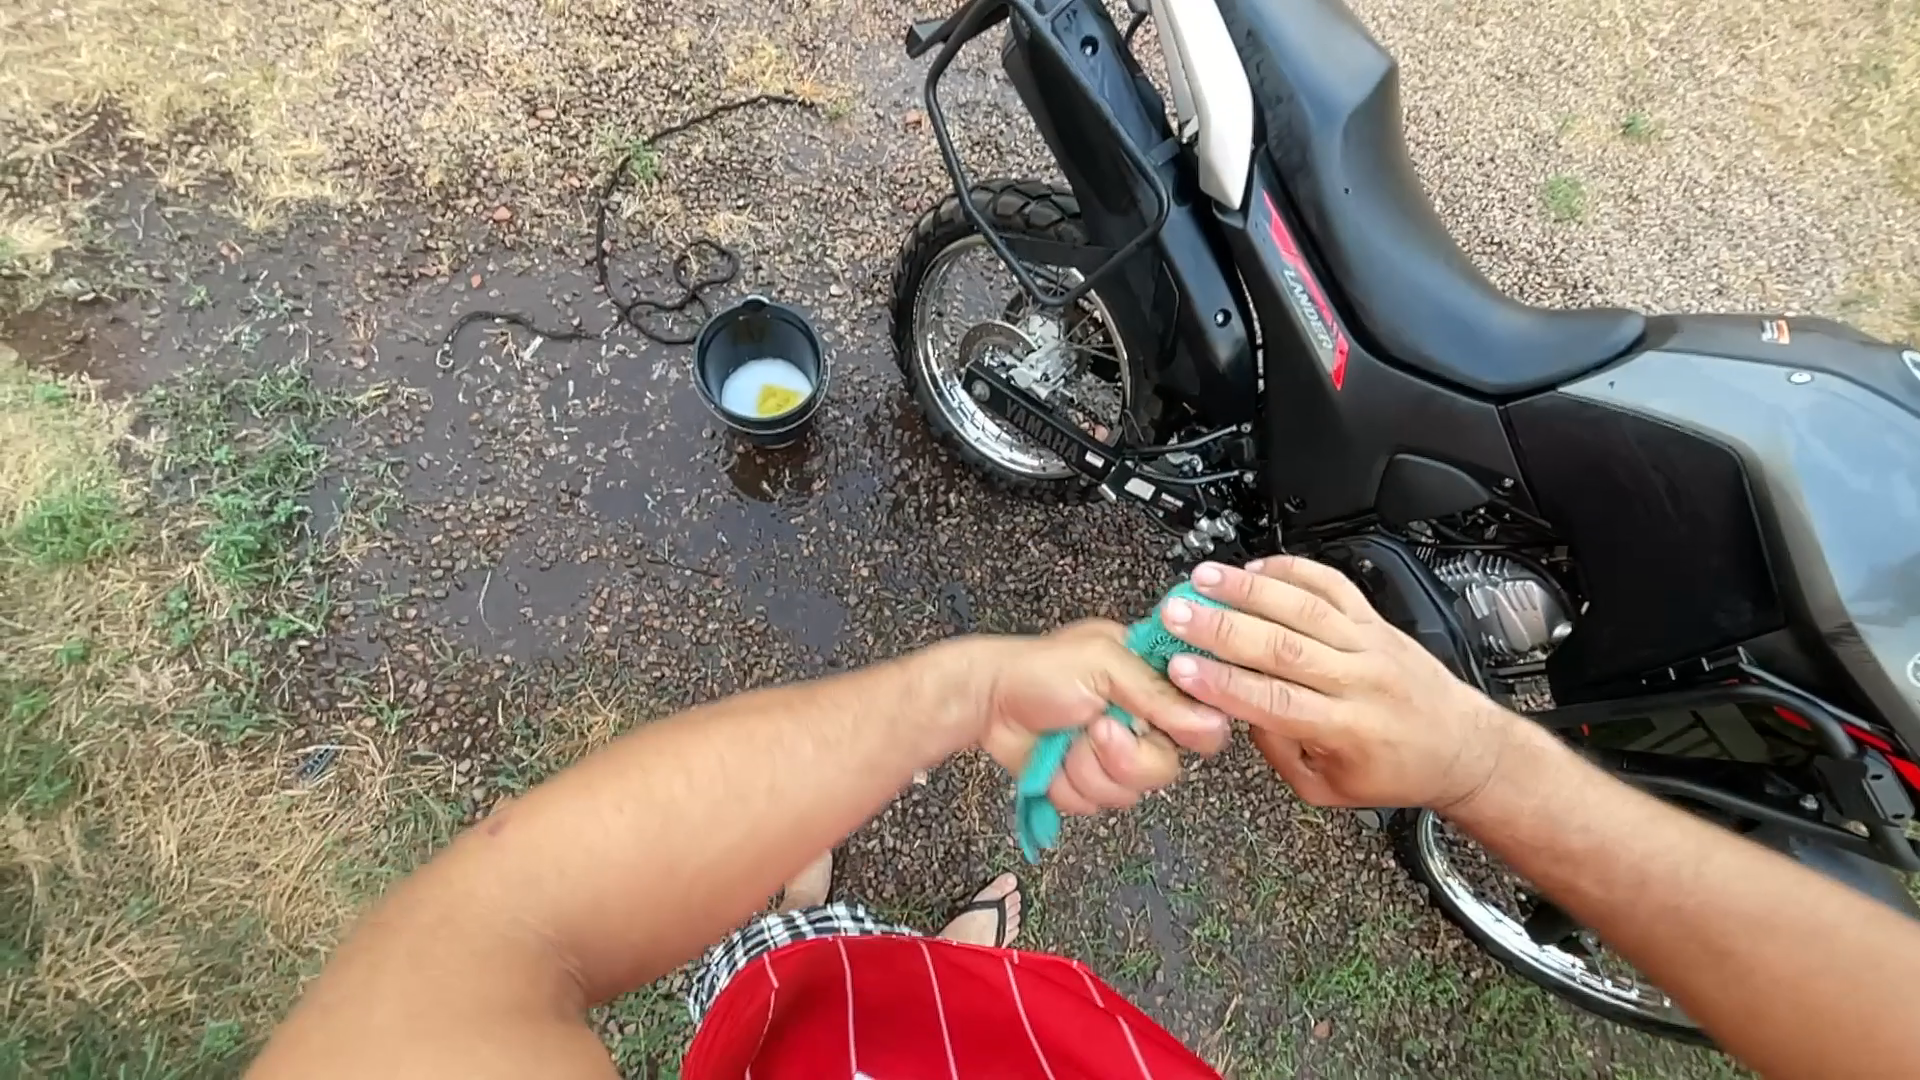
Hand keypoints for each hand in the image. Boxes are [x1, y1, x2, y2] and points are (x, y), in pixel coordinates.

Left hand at [950, 621, 1229, 815]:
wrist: (987, 702)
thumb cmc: (1037, 670)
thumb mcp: (1102, 664)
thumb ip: (1156, 693)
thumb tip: (1211, 722)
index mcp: (1148, 679)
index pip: (1199, 715)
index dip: (1187, 731)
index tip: (1155, 726)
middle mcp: (1137, 719)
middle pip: (1165, 765)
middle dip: (1124, 756)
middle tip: (1094, 729)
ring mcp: (1111, 753)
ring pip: (1129, 791)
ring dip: (1089, 770)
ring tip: (1066, 741)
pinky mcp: (1084, 780)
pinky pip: (1095, 804)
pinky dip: (1068, 785)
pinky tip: (1053, 760)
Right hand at [1158, 556, 1522, 811]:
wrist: (1464, 748)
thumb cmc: (1393, 770)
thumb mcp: (1326, 789)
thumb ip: (1276, 752)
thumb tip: (1233, 706)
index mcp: (1347, 730)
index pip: (1274, 702)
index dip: (1222, 683)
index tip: (1182, 667)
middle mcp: (1359, 681)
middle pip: (1283, 646)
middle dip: (1222, 627)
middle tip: (1179, 613)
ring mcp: (1367, 643)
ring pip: (1303, 607)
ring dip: (1248, 589)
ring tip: (1204, 577)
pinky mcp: (1373, 619)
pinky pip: (1332, 584)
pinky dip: (1292, 569)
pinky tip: (1255, 565)